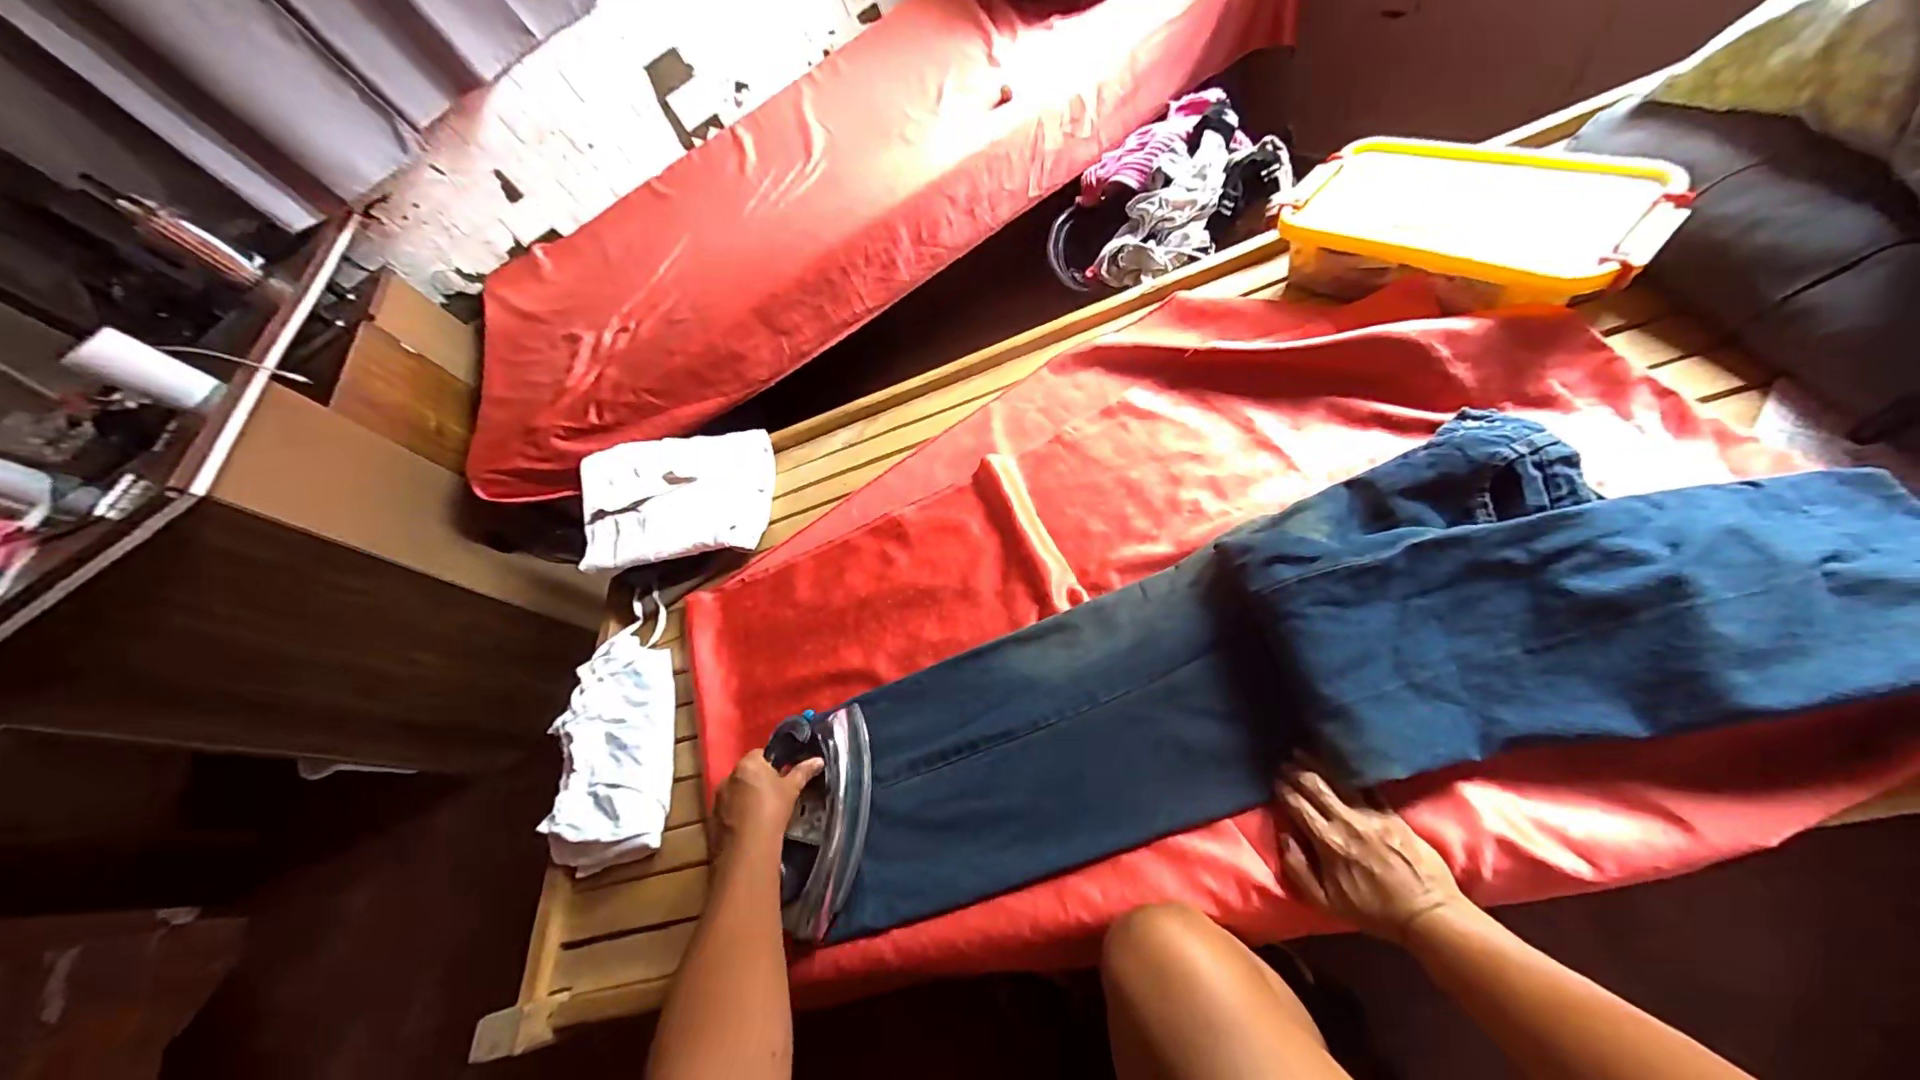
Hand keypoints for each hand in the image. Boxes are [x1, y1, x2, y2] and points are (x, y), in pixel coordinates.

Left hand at [709, 752, 823, 864]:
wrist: (747, 848)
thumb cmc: (772, 810)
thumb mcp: (791, 789)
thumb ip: (803, 772)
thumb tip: (819, 760)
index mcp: (747, 764)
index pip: (759, 753)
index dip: (772, 762)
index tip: (782, 774)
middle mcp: (728, 777)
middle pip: (746, 773)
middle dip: (757, 780)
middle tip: (774, 793)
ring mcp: (717, 799)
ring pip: (735, 792)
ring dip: (745, 797)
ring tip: (761, 812)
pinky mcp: (711, 819)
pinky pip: (727, 810)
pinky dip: (736, 814)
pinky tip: (748, 826)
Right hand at [1274, 766, 1468, 943]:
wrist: (1428, 914)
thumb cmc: (1372, 910)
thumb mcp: (1324, 901)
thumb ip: (1297, 868)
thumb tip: (1284, 836)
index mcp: (1327, 842)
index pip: (1297, 804)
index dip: (1282, 789)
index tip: (1274, 780)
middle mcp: (1347, 822)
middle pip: (1315, 785)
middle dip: (1296, 770)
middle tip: (1285, 761)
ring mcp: (1372, 815)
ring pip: (1338, 780)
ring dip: (1318, 764)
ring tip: (1304, 752)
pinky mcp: (1393, 815)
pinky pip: (1367, 787)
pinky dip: (1350, 774)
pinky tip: (1341, 764)